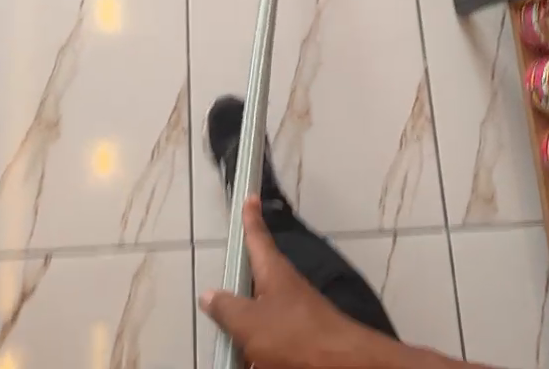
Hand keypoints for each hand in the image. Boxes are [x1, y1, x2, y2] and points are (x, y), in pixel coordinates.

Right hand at [200, 197, 403, 368]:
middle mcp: (286, 286)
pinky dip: (263, 348)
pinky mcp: (304, 336)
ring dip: (250, 329)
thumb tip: (208, 294)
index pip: (257, 237)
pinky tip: (255, 361)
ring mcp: (298, 311)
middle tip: (232, 281)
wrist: (340, 363)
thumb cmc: (292, 334)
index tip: (251, 197)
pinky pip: (275, 338)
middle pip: (259, 277)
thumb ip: (226, 309)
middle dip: (244, 284)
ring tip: (236, 348)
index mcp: (272, 271)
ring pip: (265, 313)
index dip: (251, 218)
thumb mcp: (249, 322)